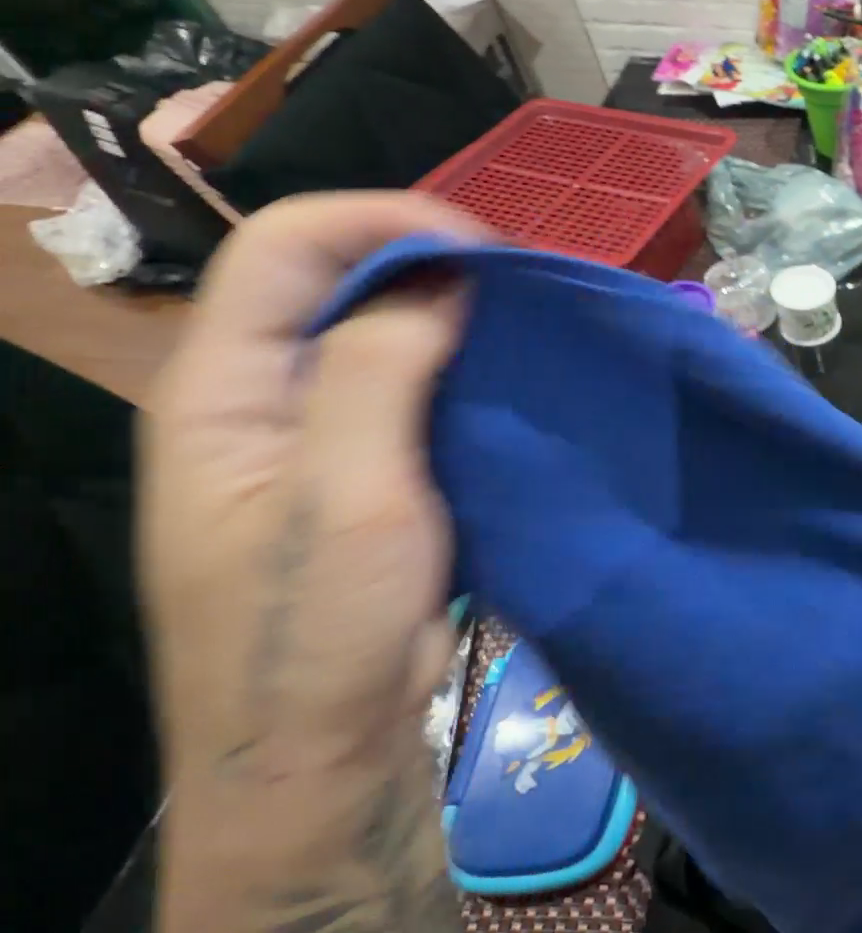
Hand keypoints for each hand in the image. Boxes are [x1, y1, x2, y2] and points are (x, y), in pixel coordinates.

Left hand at [141, 193, 489, 932]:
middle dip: (427, 262)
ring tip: (527, 325)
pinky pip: (413, 389)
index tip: (487, 250)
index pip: (285, 248)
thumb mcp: (345, 497)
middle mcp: (260, 395)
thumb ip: (375, 373)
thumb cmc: (316, 630)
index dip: (384, 223)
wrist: (325, 750)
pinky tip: (514, 379)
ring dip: (452, 315)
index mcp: (221, 387)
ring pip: (380, 333)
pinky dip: (465, 368)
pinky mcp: (368, 470)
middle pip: (333, 280)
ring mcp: (315, 434)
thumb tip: (442, 278)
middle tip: (520, 288)